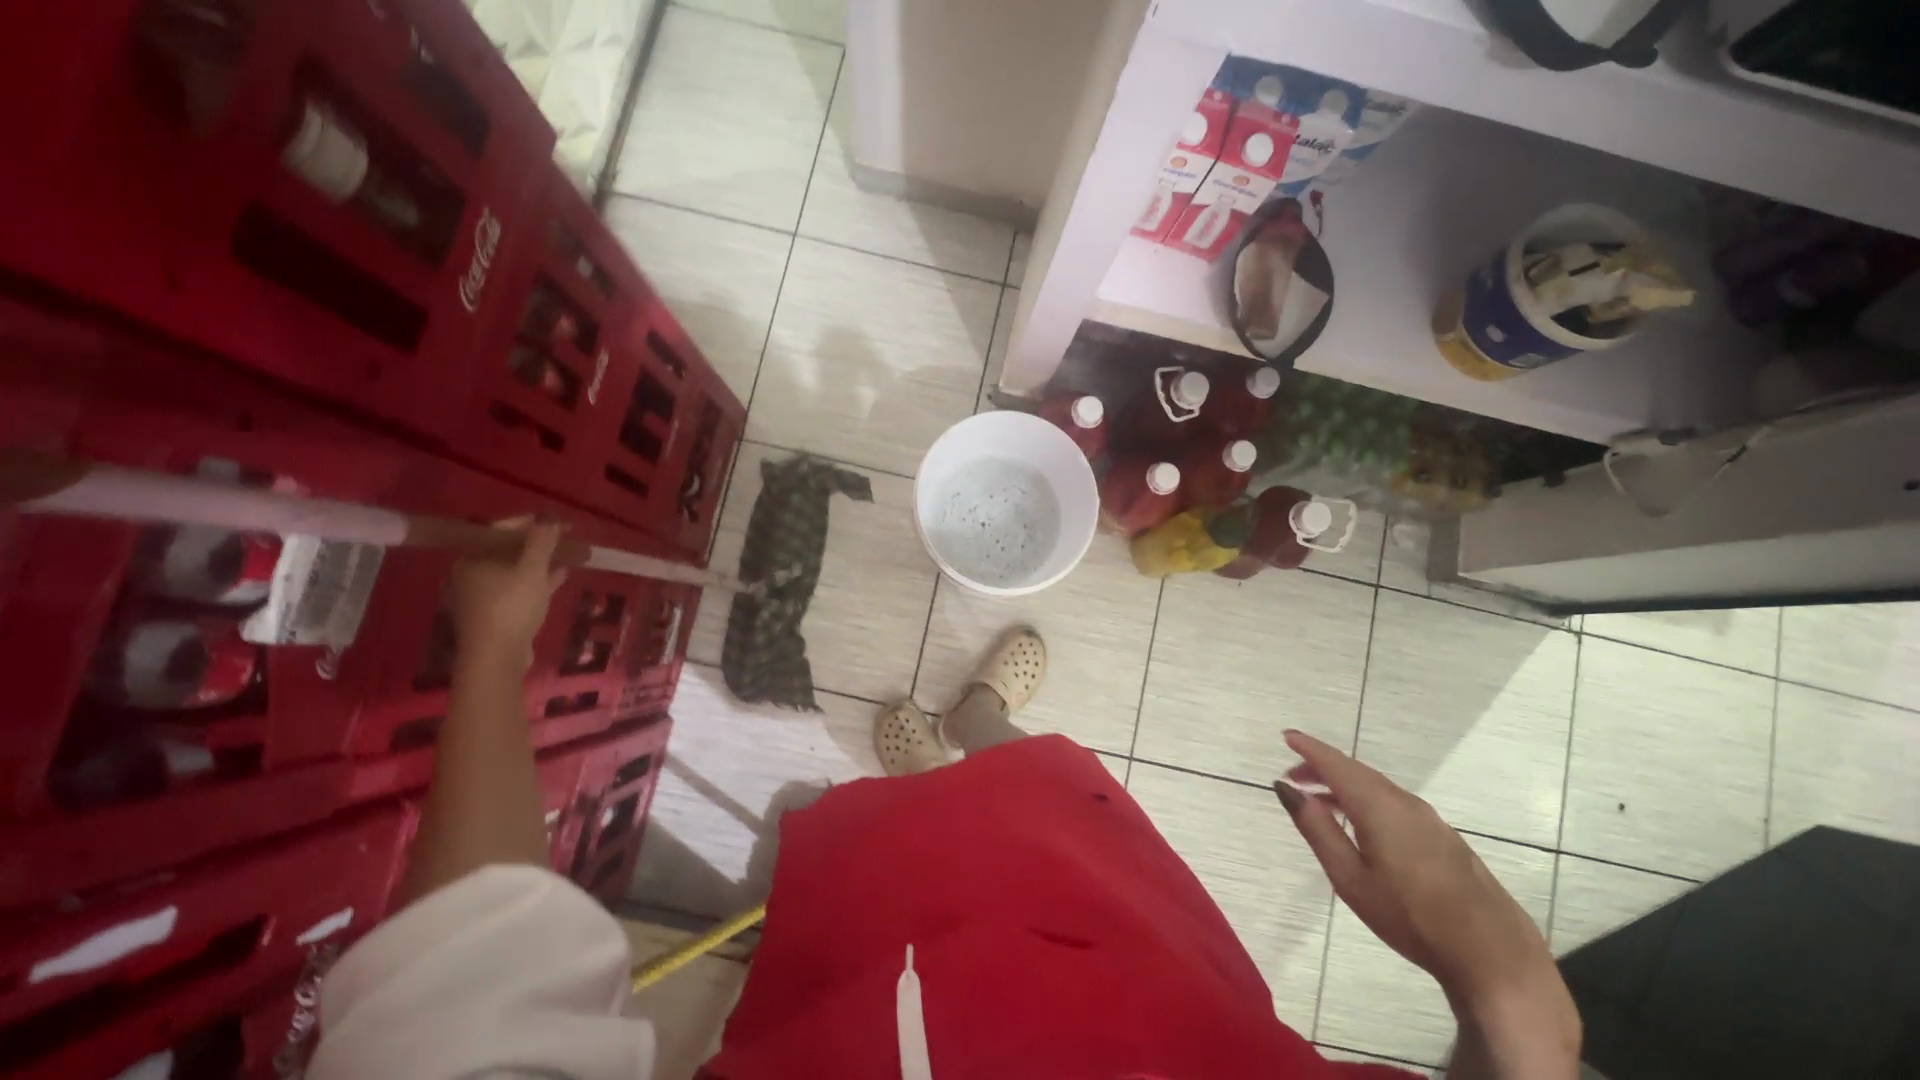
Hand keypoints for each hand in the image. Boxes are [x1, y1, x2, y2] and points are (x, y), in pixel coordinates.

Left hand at [447, 518, 566, 673]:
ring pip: (516, 570)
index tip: (559, 523)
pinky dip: (539, 581)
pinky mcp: (496, 613)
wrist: (496, 657)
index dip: (532, 523)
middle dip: (540, 544)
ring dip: (542, 563)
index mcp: (472, 558)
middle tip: (566, 539)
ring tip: (569, 556)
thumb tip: (550, 517)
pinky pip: (519, 588)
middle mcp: (472, 573)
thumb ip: (542, 541)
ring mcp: (483, 595)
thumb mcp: (532, 569)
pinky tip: (560, 576)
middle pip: (509, 550)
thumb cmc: (511, 606)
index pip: (501, 530)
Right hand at [1274, 731, 1573, 1031]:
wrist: (1490, 953)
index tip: (1286, 736)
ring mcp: (1429, 820)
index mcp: (1379, 807)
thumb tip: (1287, 788)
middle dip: (1323, 768)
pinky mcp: (1443, 837)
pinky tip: (1359, 825)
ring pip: (1377, 788)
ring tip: (1318, 800)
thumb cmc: (1409, 917)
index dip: (1310, 748)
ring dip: (1344, 786)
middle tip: (1293, 776)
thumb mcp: (1350, 877)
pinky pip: (1394, 804)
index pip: (1337, 764)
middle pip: (1358, 772)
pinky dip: (1366, 801)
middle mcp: (1405, 803)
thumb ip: (1317, 829)